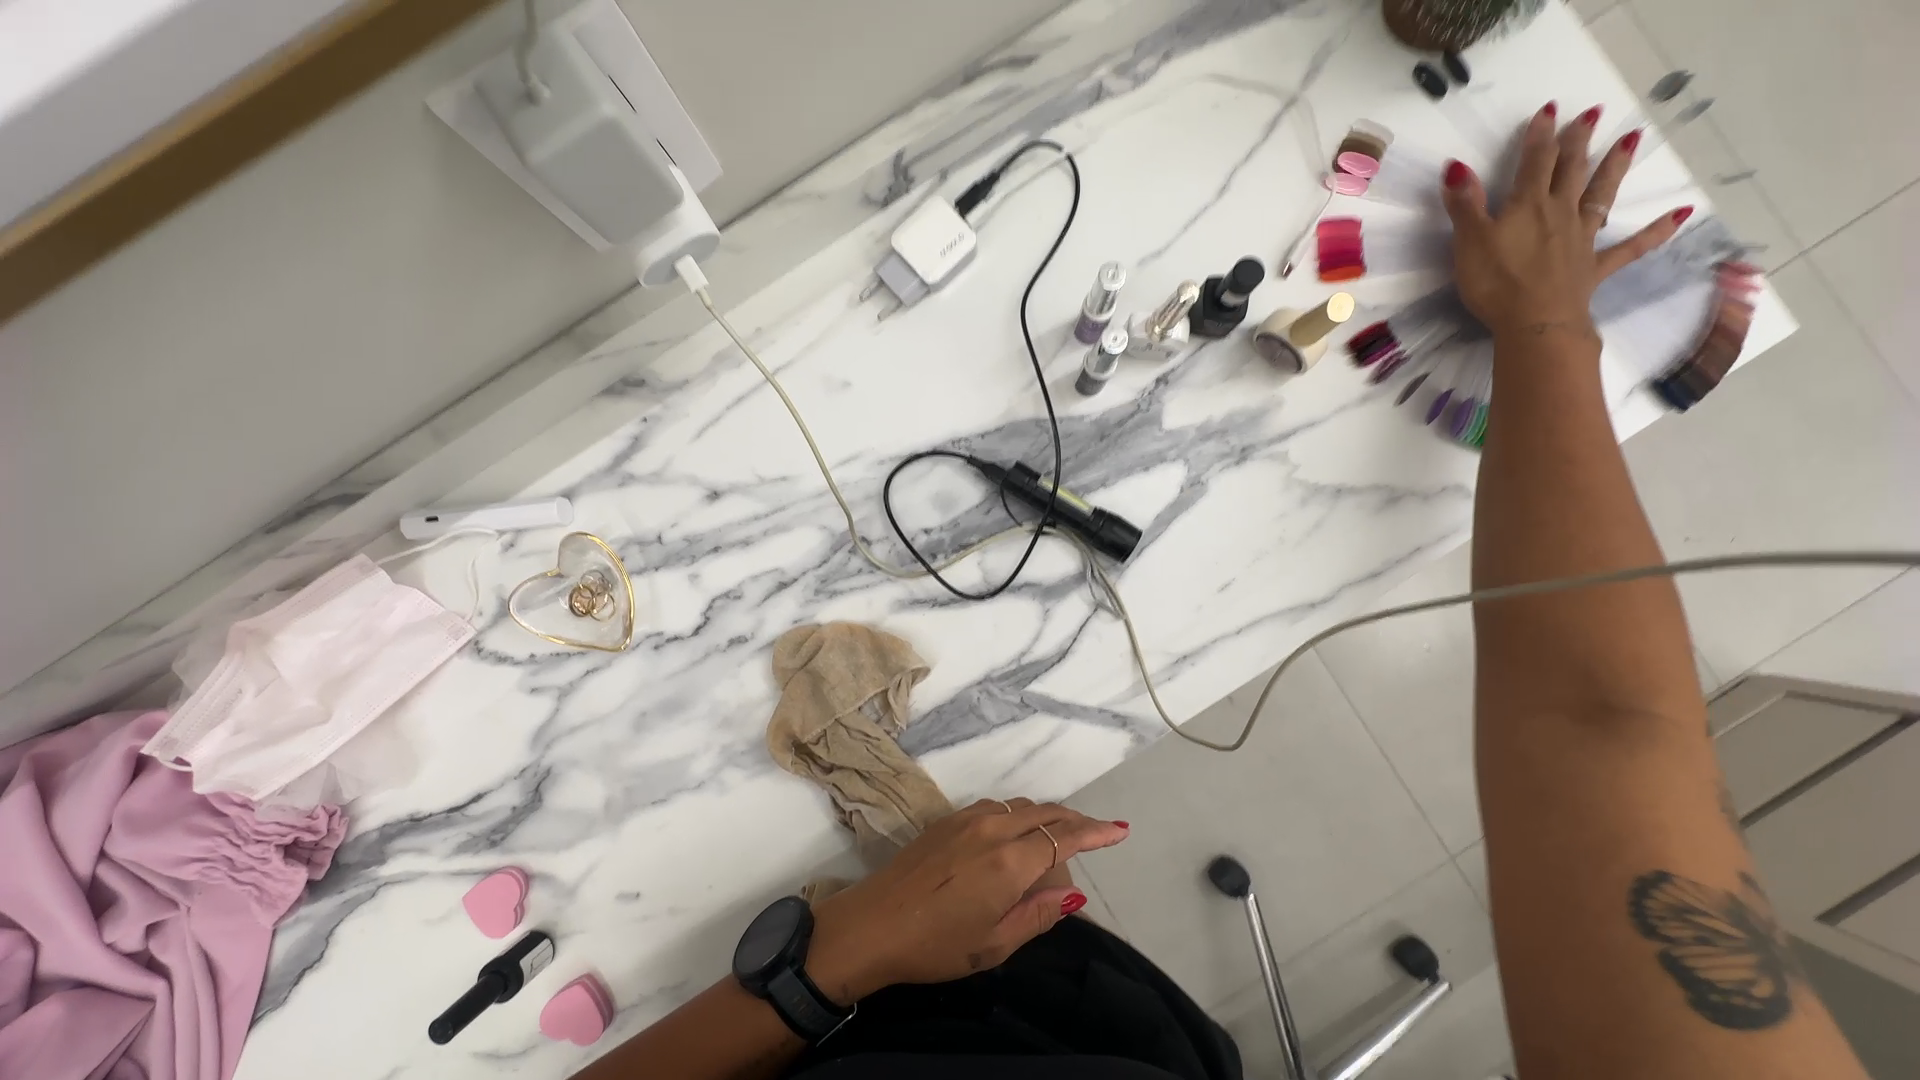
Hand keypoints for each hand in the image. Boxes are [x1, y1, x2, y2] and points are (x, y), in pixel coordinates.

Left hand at [803, 798, 1127, 1003]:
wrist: (871, 925)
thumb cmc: (936, 945)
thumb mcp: (995, 944)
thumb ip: (1038, 914)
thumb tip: (1073, 893)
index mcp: (1009, 862)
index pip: (1064, 837)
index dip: (1095, 832)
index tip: (1119, 830)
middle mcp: (992, 830)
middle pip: (1045, 812)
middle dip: (1074, 819)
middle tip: (1095, 832)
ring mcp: (966, 820)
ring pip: (1019, 806)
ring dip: (1045, 815)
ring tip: (1057, 836)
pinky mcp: (946, 820)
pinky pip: (994, 807)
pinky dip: (1017, 814)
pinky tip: (1015, 834)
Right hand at [1443, 102, 1692, 341]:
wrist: (1536, 323)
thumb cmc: (1496, 283)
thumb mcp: (1469, 242)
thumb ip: (1465, 204)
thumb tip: (1456, 166)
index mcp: (1529, 206)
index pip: (1535, 163)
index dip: (1540, 135)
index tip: (1549, 110)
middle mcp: (1561, 213)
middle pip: (1570, 171)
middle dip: (1578, 142)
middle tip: (1591, 114)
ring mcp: (1582, 239)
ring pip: (1600, 196)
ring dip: (1614, 167)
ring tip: (1632, 139)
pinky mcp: (1594, 267)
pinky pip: (1631, 247)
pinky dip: (1656, 231)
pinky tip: (1680, 215)